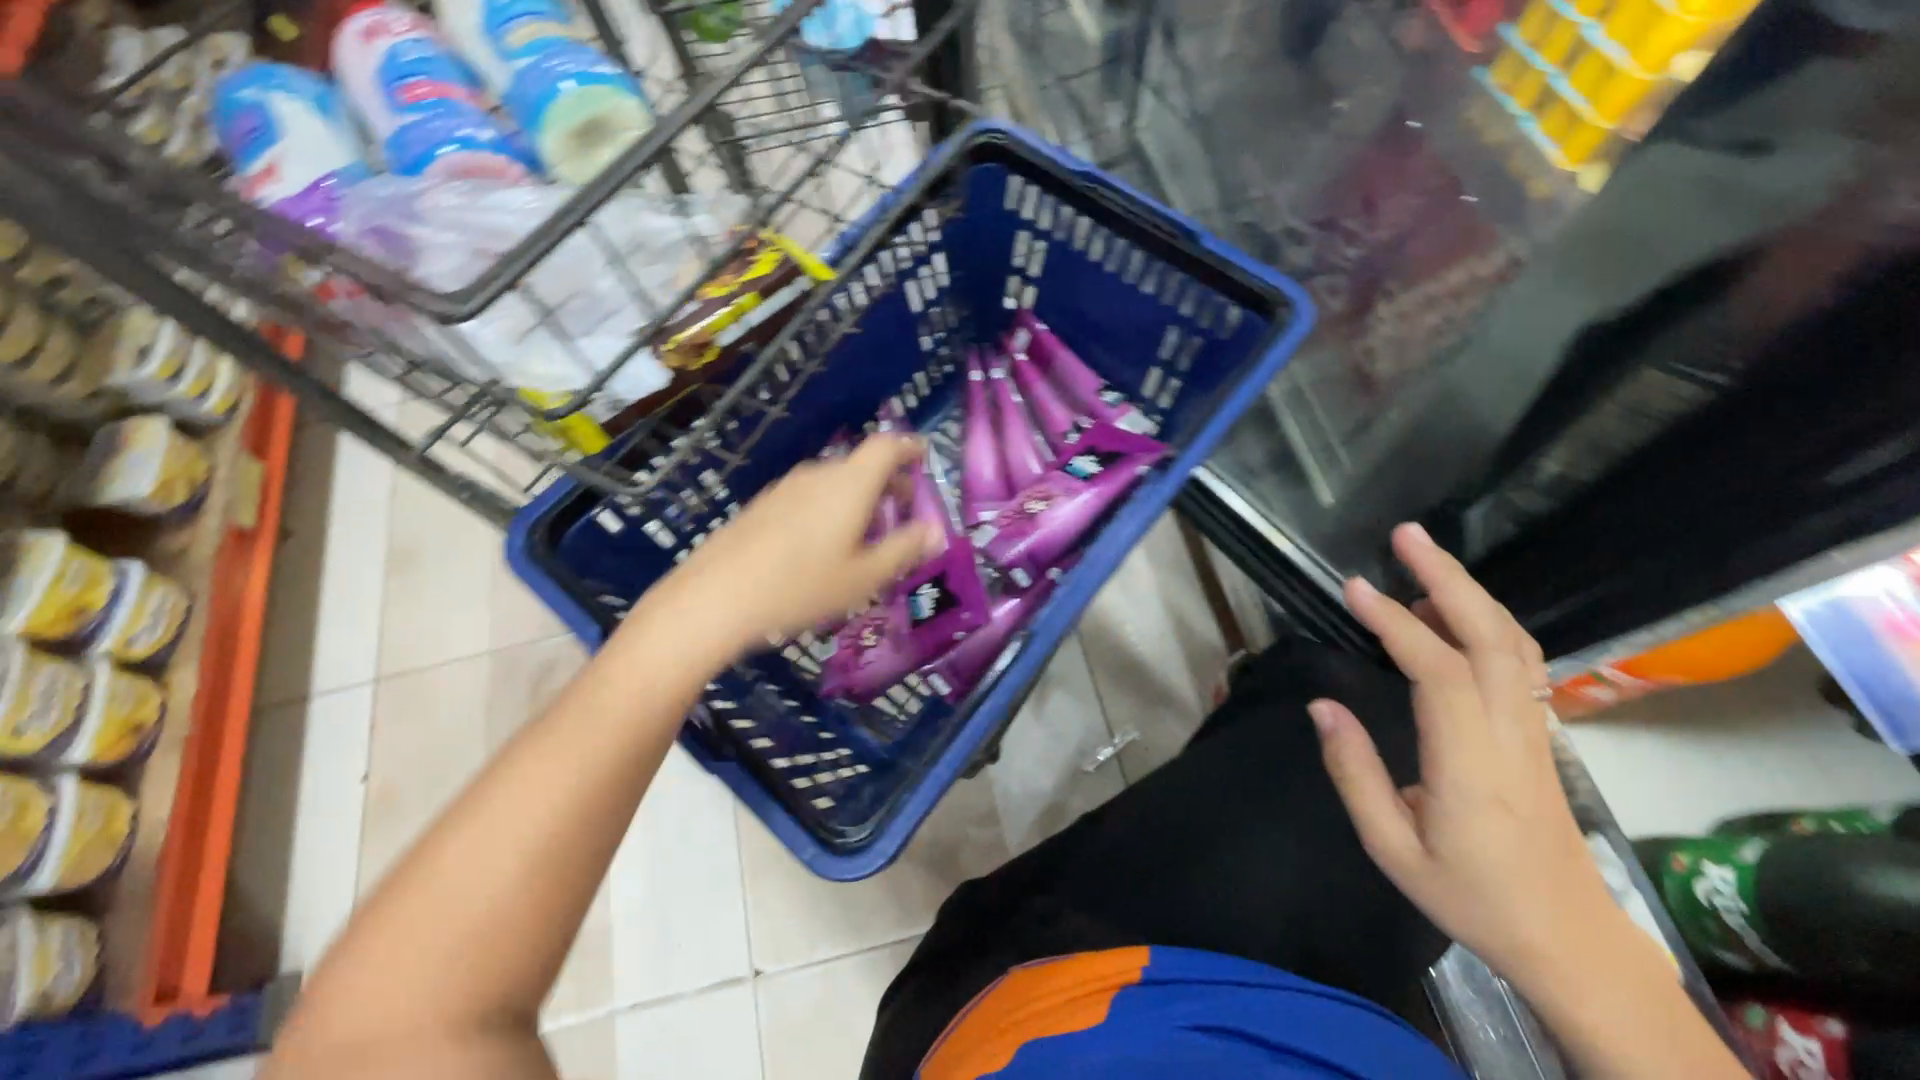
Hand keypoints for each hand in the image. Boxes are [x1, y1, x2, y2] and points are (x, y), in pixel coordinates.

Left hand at [631, 434, 944, 658]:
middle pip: (860, 466)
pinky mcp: (762, 506)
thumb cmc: (802, 587)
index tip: (923, 459)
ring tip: (865, 540)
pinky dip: (829, 511)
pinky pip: (809, 498)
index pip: (887, 446)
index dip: (909, 448)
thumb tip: (936, 531)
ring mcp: (785, 488)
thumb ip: (904, 550)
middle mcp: (818, 475)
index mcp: (850, 484)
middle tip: (901, 515)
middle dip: (887, 485)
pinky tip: (823, 550)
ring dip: (857, 501)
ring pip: (833, 483)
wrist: (716, 597)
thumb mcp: (864, 577)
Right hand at [1309, 523, 1619, 985]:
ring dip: (1472, 594)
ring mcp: (1535, 731)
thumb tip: (1323, 706)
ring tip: (1421, 566)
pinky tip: (1457, 617)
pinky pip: (1522, 662)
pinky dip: (1490, 622)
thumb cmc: (1472, 897)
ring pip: (1515, 643)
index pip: (1440, 672)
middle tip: (1406, 536)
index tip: (1355, 589)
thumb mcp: (1392, 849)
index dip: (1397, 623)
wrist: (1566, 935)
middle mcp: (1512, 734)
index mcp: (1471, 765)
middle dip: (1448, 578)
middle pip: (1492, 637)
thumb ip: (1356, 774)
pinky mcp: (1541, 735)